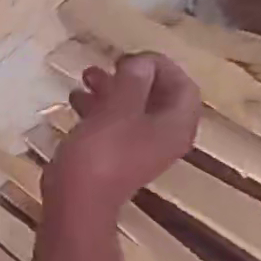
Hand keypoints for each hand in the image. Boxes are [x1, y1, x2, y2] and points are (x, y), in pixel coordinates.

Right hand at [46, 52, 201, 211]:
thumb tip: (142, 63)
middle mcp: (162, 137)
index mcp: (174, 126)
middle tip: (111, 63)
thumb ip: (133, 81)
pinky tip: (75, 100)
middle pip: (158, 97)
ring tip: (87, 75)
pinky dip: (99, 109)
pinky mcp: (113, 157)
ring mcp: (137, 149)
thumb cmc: (101, 153)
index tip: (132, 57)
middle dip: (134, 76)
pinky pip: (113, 125)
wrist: (76, 203)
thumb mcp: (118, 109)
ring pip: (132, 109)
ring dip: (113, 89)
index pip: (184, 87)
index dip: (162, 66)